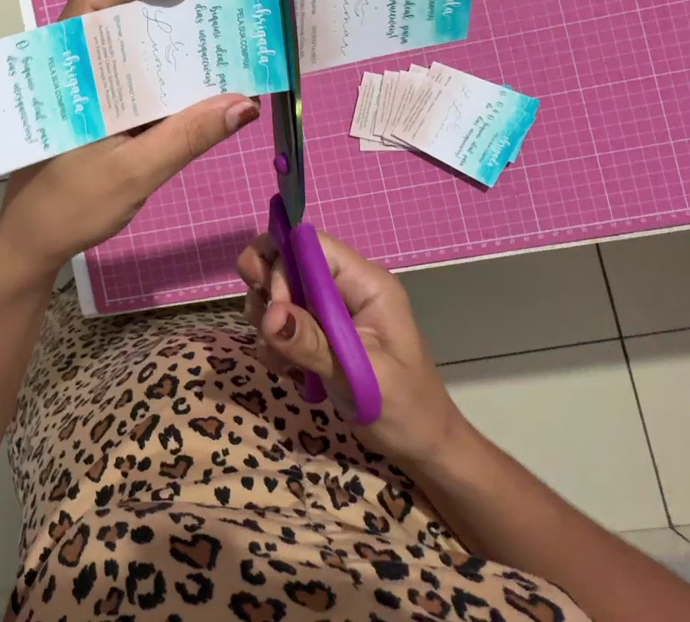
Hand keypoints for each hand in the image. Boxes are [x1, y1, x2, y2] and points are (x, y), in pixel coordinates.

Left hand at [0, 0, 261, 271]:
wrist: (30, 245)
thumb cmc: (69, 207)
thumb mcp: (134, 172)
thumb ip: (187, 136)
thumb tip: (244, 102)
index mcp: (67, 74)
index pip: (93, 4)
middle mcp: (71, 75)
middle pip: (114, 23)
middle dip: (164, 12)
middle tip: (215, 14)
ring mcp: (81, 96)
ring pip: (123, 55)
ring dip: (165, 49)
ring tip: (214, 46)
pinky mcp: (92, 117)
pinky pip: (127, 86)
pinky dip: (160, 83)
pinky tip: (194, 89)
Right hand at [239, 232, 463, 465]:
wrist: (422, 446)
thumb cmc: (406, 410)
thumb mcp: (359, 378)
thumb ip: (312, 344)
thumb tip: (269, 314)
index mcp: (366, 284)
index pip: (309, 244)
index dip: (281, 264)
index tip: (273, 306)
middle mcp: (344, 287)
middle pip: (283, 261)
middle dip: (267, 295)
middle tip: (273, 335)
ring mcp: (329, 309)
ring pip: (275, 292)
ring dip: (267, 324)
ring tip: (286, 362)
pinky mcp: (317, 330)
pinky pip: (277, 321)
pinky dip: (273, 344)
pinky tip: (290, 372)